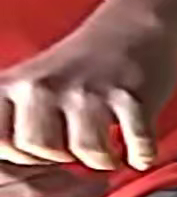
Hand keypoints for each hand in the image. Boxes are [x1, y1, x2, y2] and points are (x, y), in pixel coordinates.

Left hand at [0, 9, 176, 169]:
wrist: (132, 34)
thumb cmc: (84, 62)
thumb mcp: (31, 79)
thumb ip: (20, 110)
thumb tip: (28, 153)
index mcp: (10, 86)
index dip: (23, 157)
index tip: (46, 158)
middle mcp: (44, 89)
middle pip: (42, 147)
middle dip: (64, 161)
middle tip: (80, 159)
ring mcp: (92, 94)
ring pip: (88, 148)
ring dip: (103, 162)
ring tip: (111, 161)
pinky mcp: (135, 99)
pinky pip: (138, 139)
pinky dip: (142, 155)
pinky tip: (142, 158)